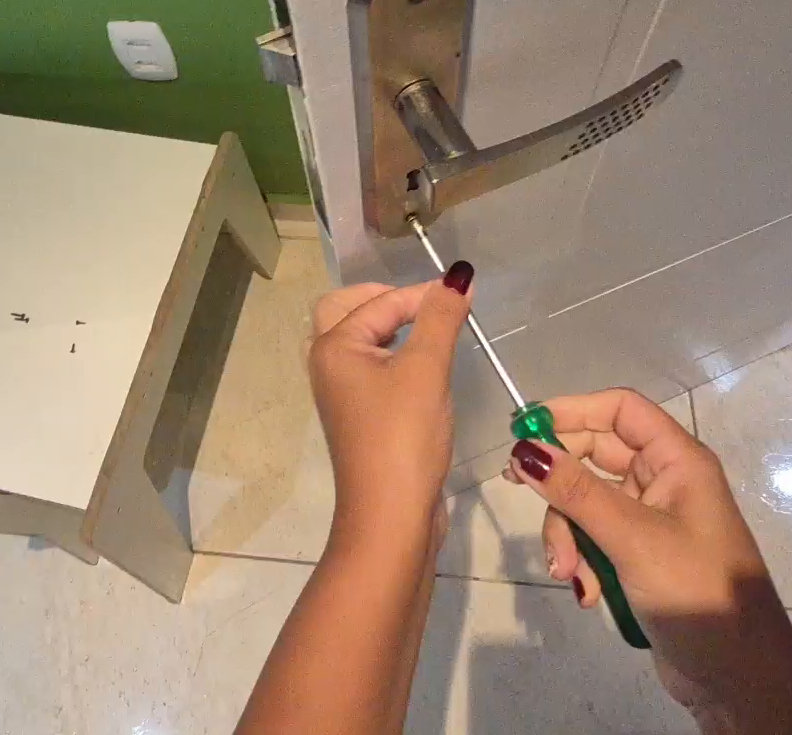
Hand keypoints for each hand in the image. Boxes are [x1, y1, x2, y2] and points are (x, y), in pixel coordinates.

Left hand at [308, 263, 473, 543]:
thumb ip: (441, 317)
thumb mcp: (426, 369)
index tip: (464, 294)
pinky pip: (371, 368)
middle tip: (426, 305)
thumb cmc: (403, 436)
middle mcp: (328, 364)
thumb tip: (458, 275)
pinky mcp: (360, 416)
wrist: (390, 517)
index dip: (422, 294)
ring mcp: (342, 393)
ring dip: (389, 327)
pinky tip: (422, 366)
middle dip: (387, 300)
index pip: (379, 302)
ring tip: (429, 328)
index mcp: (334, 346)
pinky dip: (393, 354)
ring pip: (359, 340)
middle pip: (347, 310)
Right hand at [504, 388, 791, 733]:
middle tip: (517, 488)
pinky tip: (586, 590)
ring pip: (586, 499)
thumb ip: (575, 490)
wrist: (742, 685)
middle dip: (560, 483)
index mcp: (677, 461)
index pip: (619, 409)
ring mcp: (650, 518)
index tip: (525, 427)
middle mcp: (663, 480)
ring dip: (568, 532)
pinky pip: (594, 535)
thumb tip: (523, 448)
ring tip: (568, 571)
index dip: (572, 410)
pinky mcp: (639, 553)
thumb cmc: (697, 593)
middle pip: (594, 453)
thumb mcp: (632, 537)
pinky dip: (582, 558)